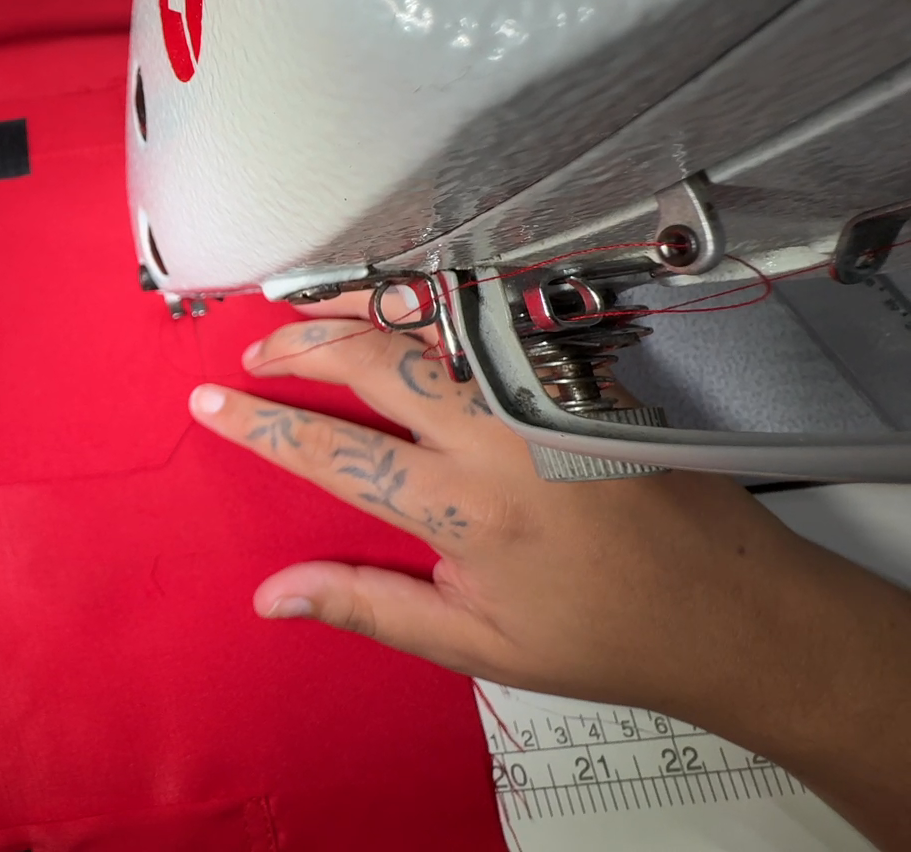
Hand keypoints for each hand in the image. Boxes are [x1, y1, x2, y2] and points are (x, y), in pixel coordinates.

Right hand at [187, 296, 896, 724]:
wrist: (741, 611)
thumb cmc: (600, 634)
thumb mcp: (475, 642)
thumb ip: (365, 605)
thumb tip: (270, 596)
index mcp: (467, 509)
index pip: (333, 452)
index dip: (259, 424)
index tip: (208, 403)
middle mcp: (500, 438)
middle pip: (370, 364)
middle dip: (294, 352)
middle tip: (251, 358)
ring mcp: (541, 395)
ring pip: (421, 327)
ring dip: (343, 316)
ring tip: (293, 319)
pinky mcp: (571, 378)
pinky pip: (476, 325)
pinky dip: (413, 308)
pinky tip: (379, 308)